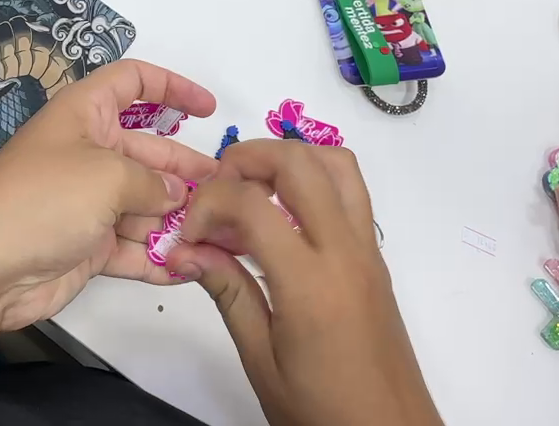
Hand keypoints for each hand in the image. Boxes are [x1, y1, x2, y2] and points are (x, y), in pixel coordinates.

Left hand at [0, 58, 218, 330]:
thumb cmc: (45, 198)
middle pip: (148, 150)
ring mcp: (89, 200)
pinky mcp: (89, 243)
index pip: (132, 81)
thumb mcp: (107, 176)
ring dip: (178, 217)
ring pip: (145, 201)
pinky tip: (192, 267)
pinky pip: (134, 245)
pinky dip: (159, 255)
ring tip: (220, 232)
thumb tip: (176, 195)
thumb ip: (152, 182)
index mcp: (86, 114)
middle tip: (226, 189)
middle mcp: (89, 151)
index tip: (209, 108)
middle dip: (185, 168)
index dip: (171, 86)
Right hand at [168, 141, 441, 425]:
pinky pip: (349, 189)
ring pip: (333, 162)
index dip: (208, 204)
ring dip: (285, 158)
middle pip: (297, 161)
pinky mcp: (375, 256)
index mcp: (310, 282)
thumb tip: (183, 248)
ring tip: (252, 190)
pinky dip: (311, 176)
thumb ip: (226, 292)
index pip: (251, 203)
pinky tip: (282, 213)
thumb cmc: (322, 413)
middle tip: (217, 193)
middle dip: (245, 159)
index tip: (190, 235)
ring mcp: (367, 248)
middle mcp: (344, 250)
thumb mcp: (262, 361)